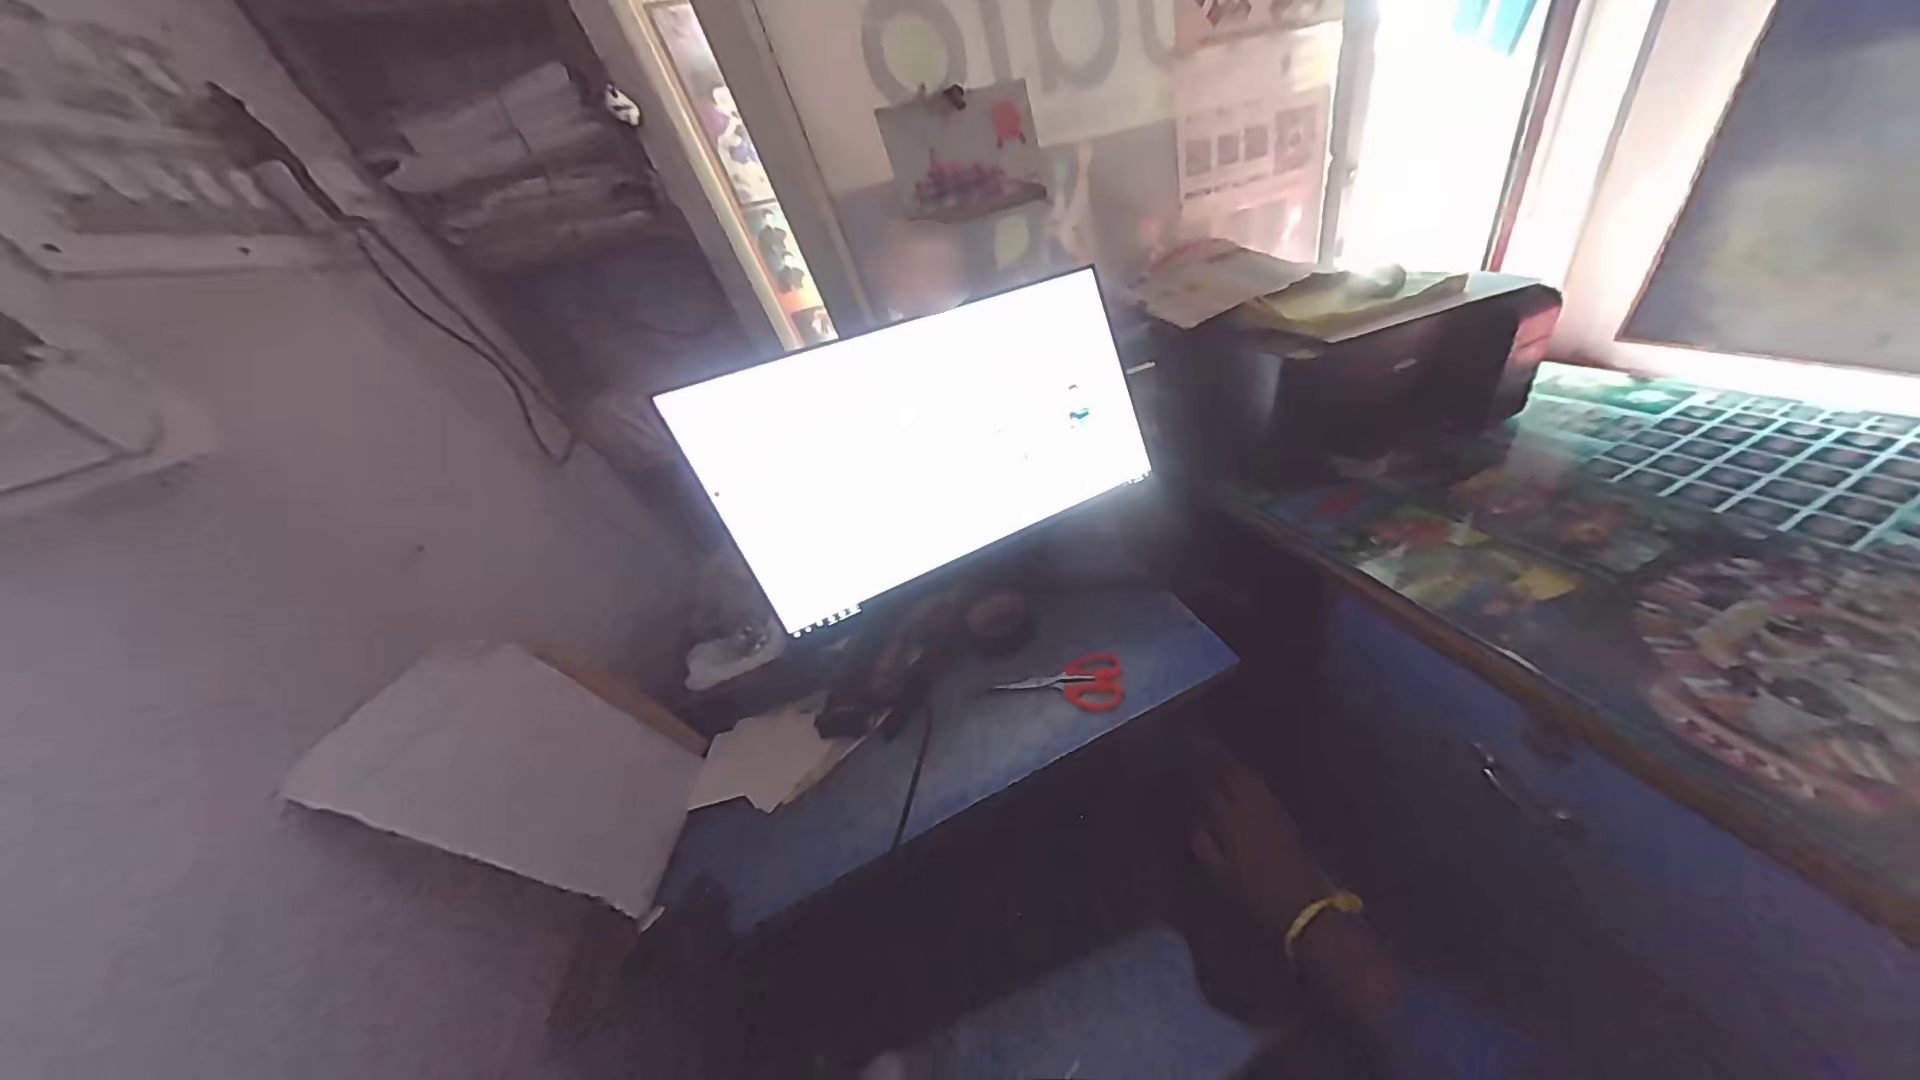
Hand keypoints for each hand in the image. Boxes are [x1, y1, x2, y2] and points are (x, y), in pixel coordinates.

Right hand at [1190, 748, 1332, 932]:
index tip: (1183, 765)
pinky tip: (1245, 779)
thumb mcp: (1219, 874)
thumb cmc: (1255, 894)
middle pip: (1231, 773)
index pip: (1207, 788)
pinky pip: (1262, 787)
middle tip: (1201, 747)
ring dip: (1234, 765)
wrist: (1305, 907)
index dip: (1194, 775)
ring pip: (1250, 777)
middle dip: (1216, 759)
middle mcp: (1250, 806)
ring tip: (1221, 757)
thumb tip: (1194, 821)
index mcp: (1230, 820)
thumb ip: (1202, 843)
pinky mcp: (1284, 816)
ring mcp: (1270, 808)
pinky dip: (1250, 777)